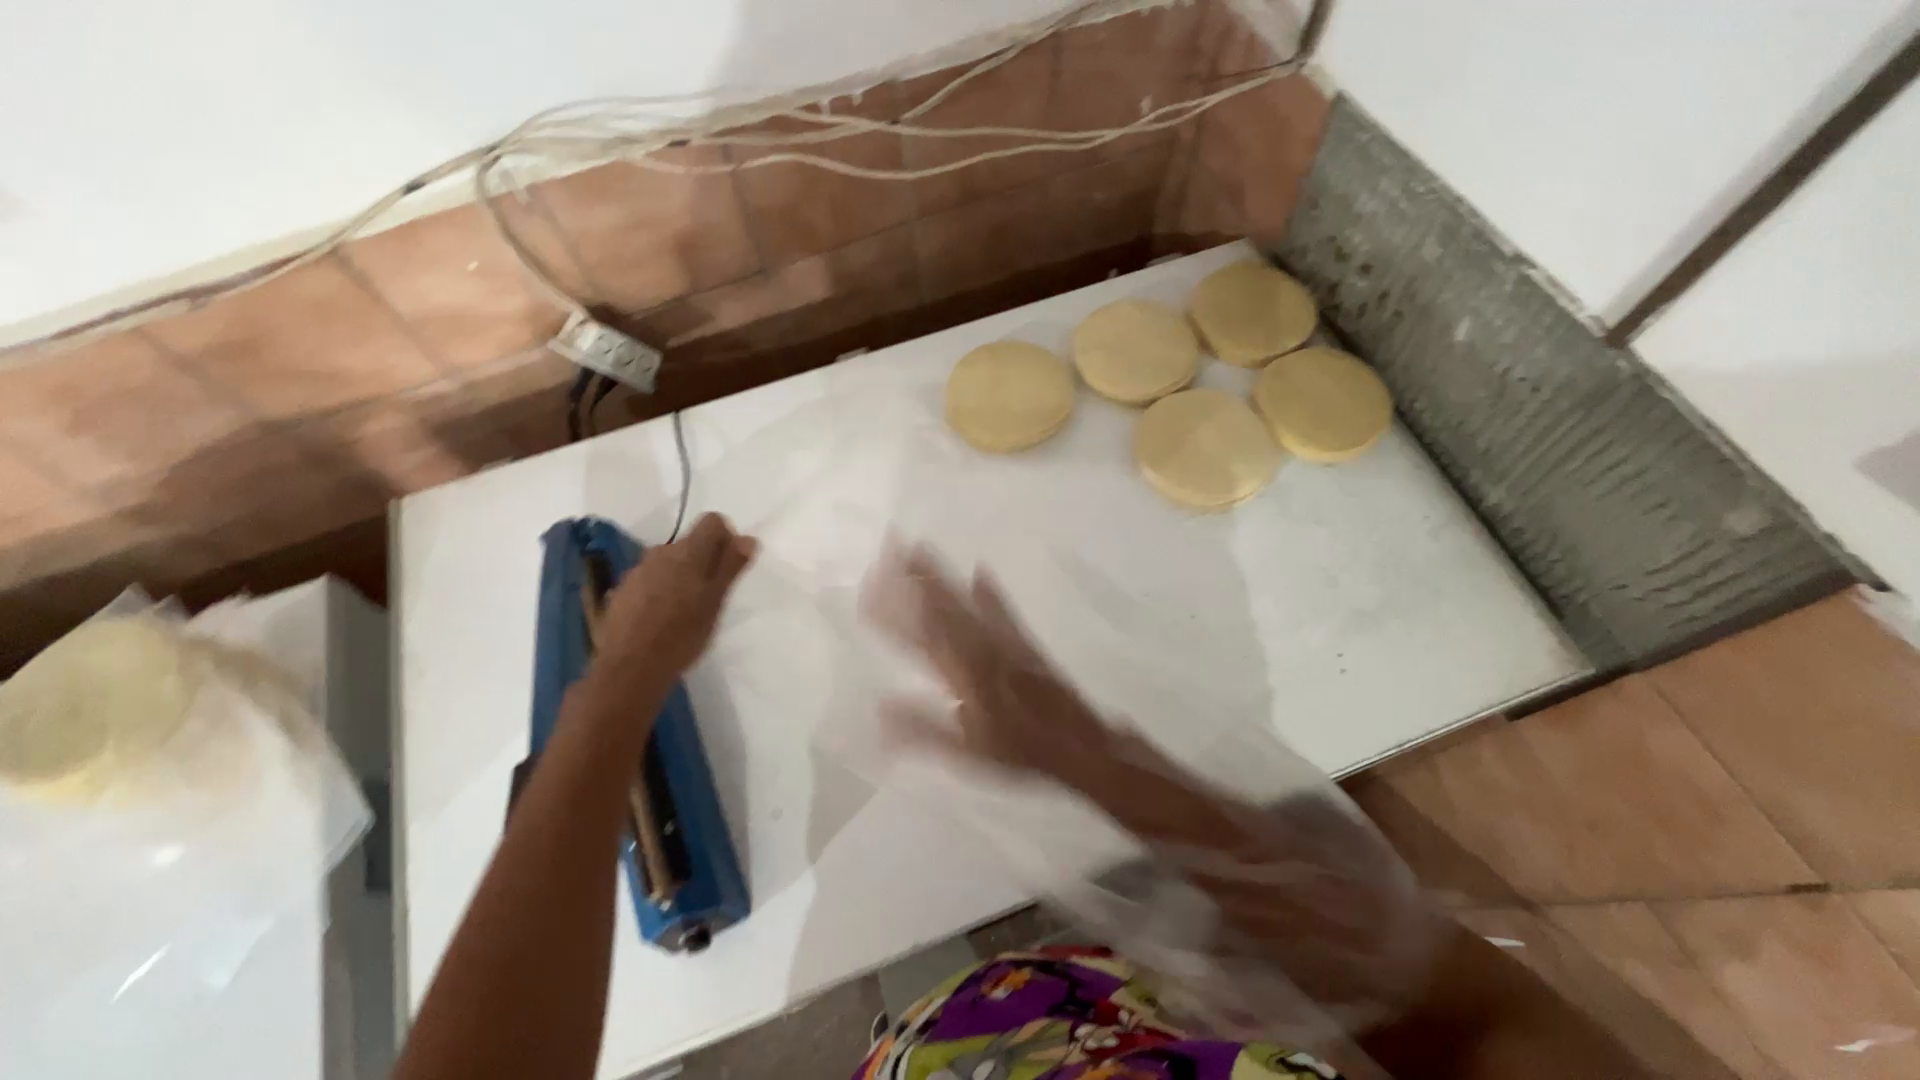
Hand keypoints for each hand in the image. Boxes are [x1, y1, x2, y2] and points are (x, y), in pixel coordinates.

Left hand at [595, 513, 757, 677]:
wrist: (631, 667)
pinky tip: (660, 621)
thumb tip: (748, 538)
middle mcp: (659, 553)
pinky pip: (648, 581)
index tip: (730, 568)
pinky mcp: (621, 592)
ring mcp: (637, 572)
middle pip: (689, 544)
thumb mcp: (716, 602)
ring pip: (667, 564)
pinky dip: (658, 593)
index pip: (712, 521)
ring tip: (684, 613)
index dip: (725, 538)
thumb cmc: (683, 635)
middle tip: (711, 597)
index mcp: (687, 552)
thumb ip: (731, 567)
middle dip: (703, 562)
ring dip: (679, 578)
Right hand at [859, 541, 1113, 785]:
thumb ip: (922, 730)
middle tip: (889, 542)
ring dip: (941, 573)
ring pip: (966, 600)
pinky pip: (1002, 610)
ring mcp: (1004, 641)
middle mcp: (981, 647)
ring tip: (920, 545)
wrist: (1079, 743)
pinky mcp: (1024, 643)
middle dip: (913, 574)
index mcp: (962, 671)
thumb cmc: (1018, 751)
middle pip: (941, 605)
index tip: (866, 588)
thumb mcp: (965, 750)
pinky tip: (980, 571)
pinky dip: (989, 591)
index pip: (918, 634)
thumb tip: (879, 709)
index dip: (892, 611)